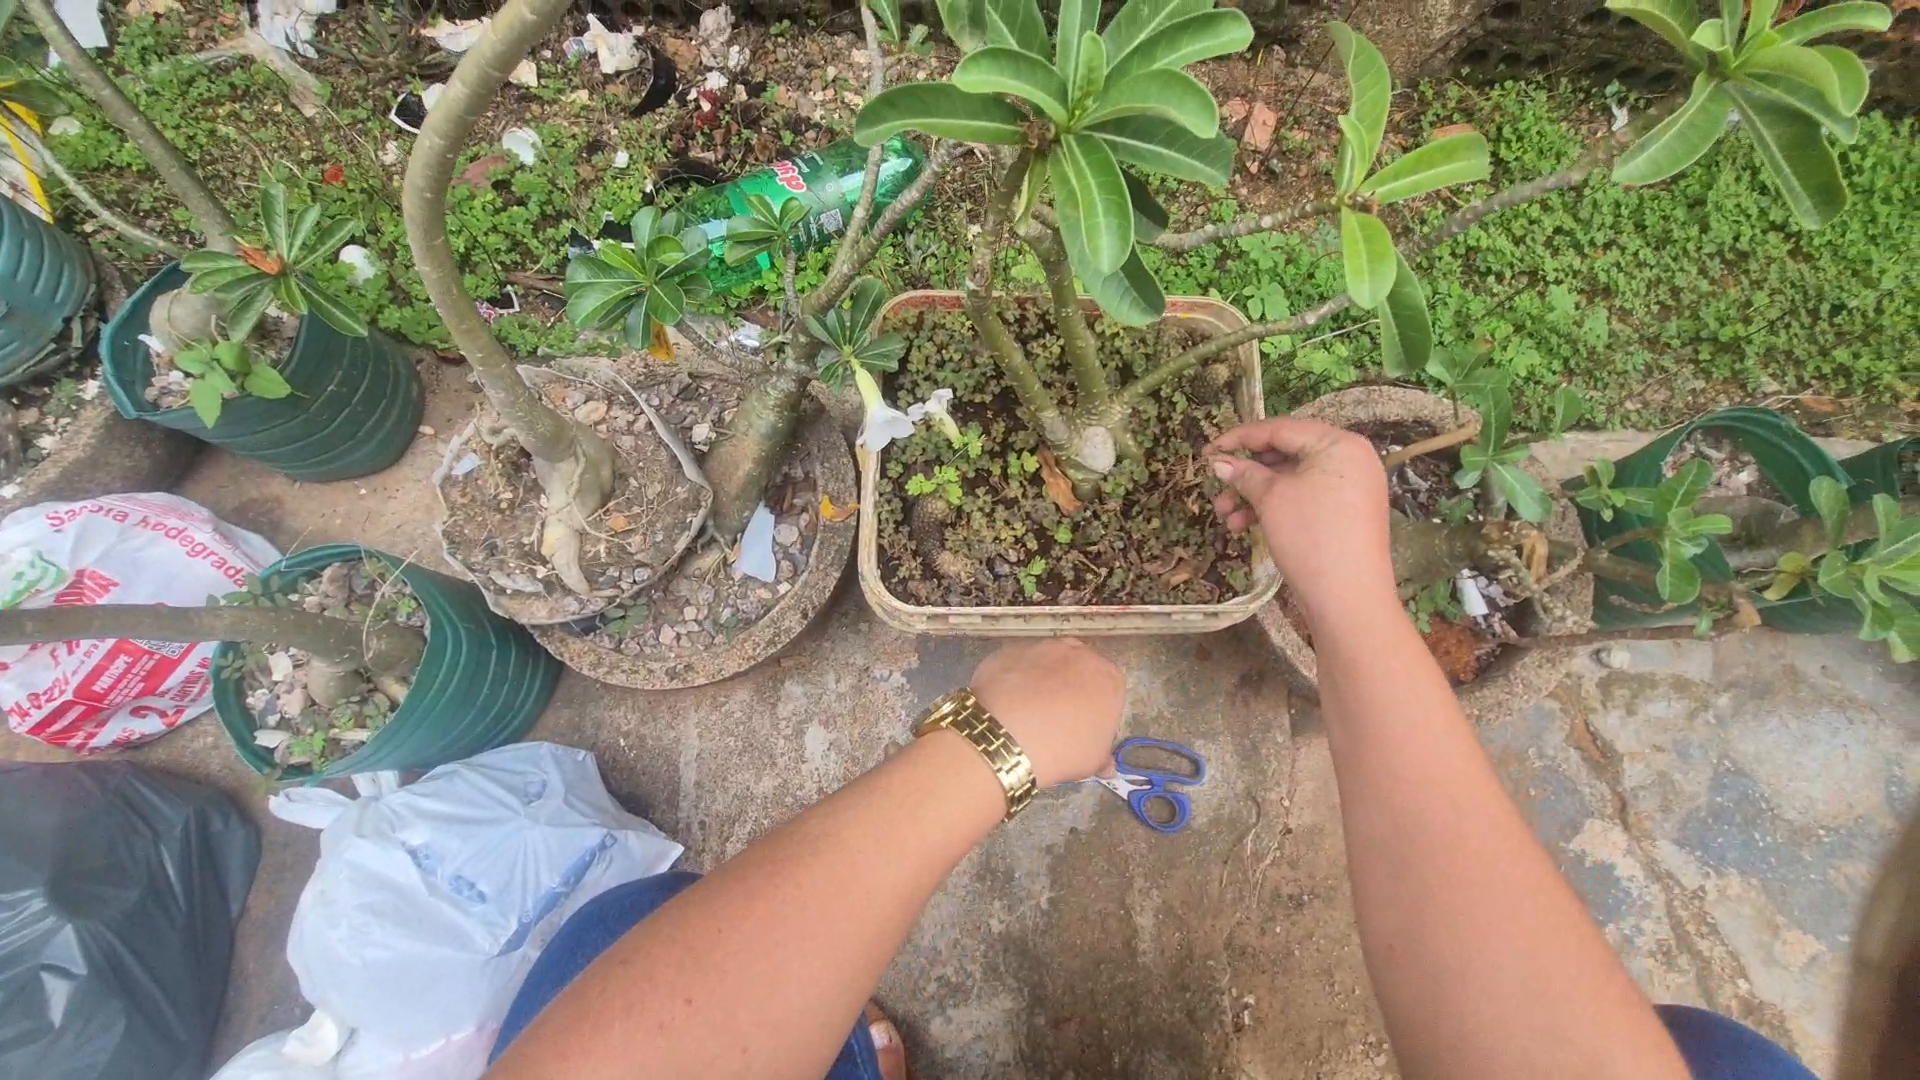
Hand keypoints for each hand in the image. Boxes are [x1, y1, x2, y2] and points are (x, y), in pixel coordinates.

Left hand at [969, 639, 1123, 787]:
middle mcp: (1080, 654)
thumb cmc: (1062, 749)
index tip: (1084, 725)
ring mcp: (1044, 647)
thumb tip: (1106, 764)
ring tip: (1029, 708)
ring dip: (1043, 678)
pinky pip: (1020, 662)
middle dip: (1071, 687)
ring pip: (1049, 660)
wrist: (1008, 734)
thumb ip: (1102, 756)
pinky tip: (1008, 699)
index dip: (1096, 707)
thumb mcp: (1092, 762)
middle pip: (1080, 668)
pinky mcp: (1012, 648)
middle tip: (1056, 716)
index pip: (1110, 688)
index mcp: (1109, 679)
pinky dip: (1016, 676)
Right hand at [1206, 416, 1396, 618]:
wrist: (1347, 598)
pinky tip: (1245, 527)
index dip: (1240, 437)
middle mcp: (1349, 460)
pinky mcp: (1342, 514)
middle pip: (1285, 455)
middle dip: (1246, 474)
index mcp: (1339, 444)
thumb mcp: (1271, 499)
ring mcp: (1348, 488)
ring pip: (1290, 481)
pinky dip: (1273, 509)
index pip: (1281, 429)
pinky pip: (1302, 499)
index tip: (1209, 450)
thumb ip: (1244, 474)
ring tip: (1226, 517)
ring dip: (1253, 495)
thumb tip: (1219, 462)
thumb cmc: (1310, 536)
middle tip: (1218, 488)